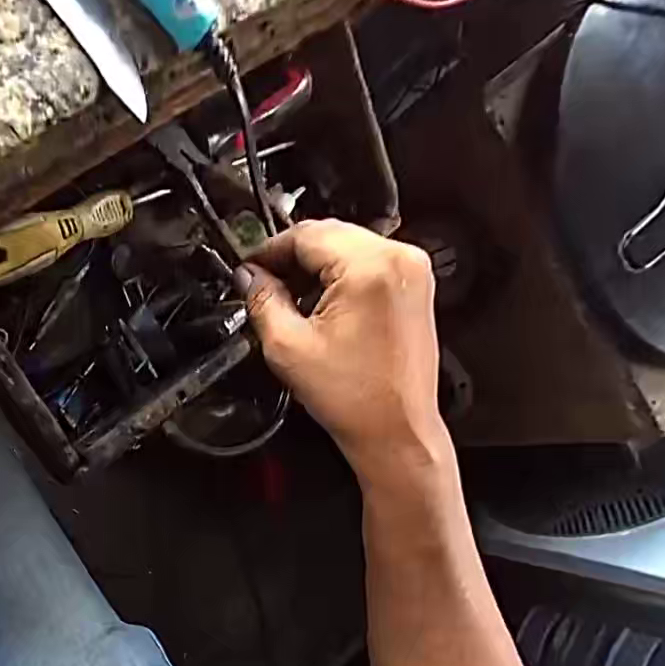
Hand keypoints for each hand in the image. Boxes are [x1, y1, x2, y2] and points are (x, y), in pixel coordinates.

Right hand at [234, 220, 449, 487]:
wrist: (396, 431)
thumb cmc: (357, 401)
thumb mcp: (288, 347)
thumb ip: (261, 300)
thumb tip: (249, 276)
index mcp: (370, 267)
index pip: (306, 233)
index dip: (269, 249)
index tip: (249, 267)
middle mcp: (399, 260)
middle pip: (329, 235)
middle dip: (291, 257)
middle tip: (262, 282)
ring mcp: (413, 273)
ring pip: (348, 247)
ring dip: (315, 266)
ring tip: (290, 299)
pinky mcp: (415, 289)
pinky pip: (368, 264)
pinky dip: (340, 277)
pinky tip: (319, 305)